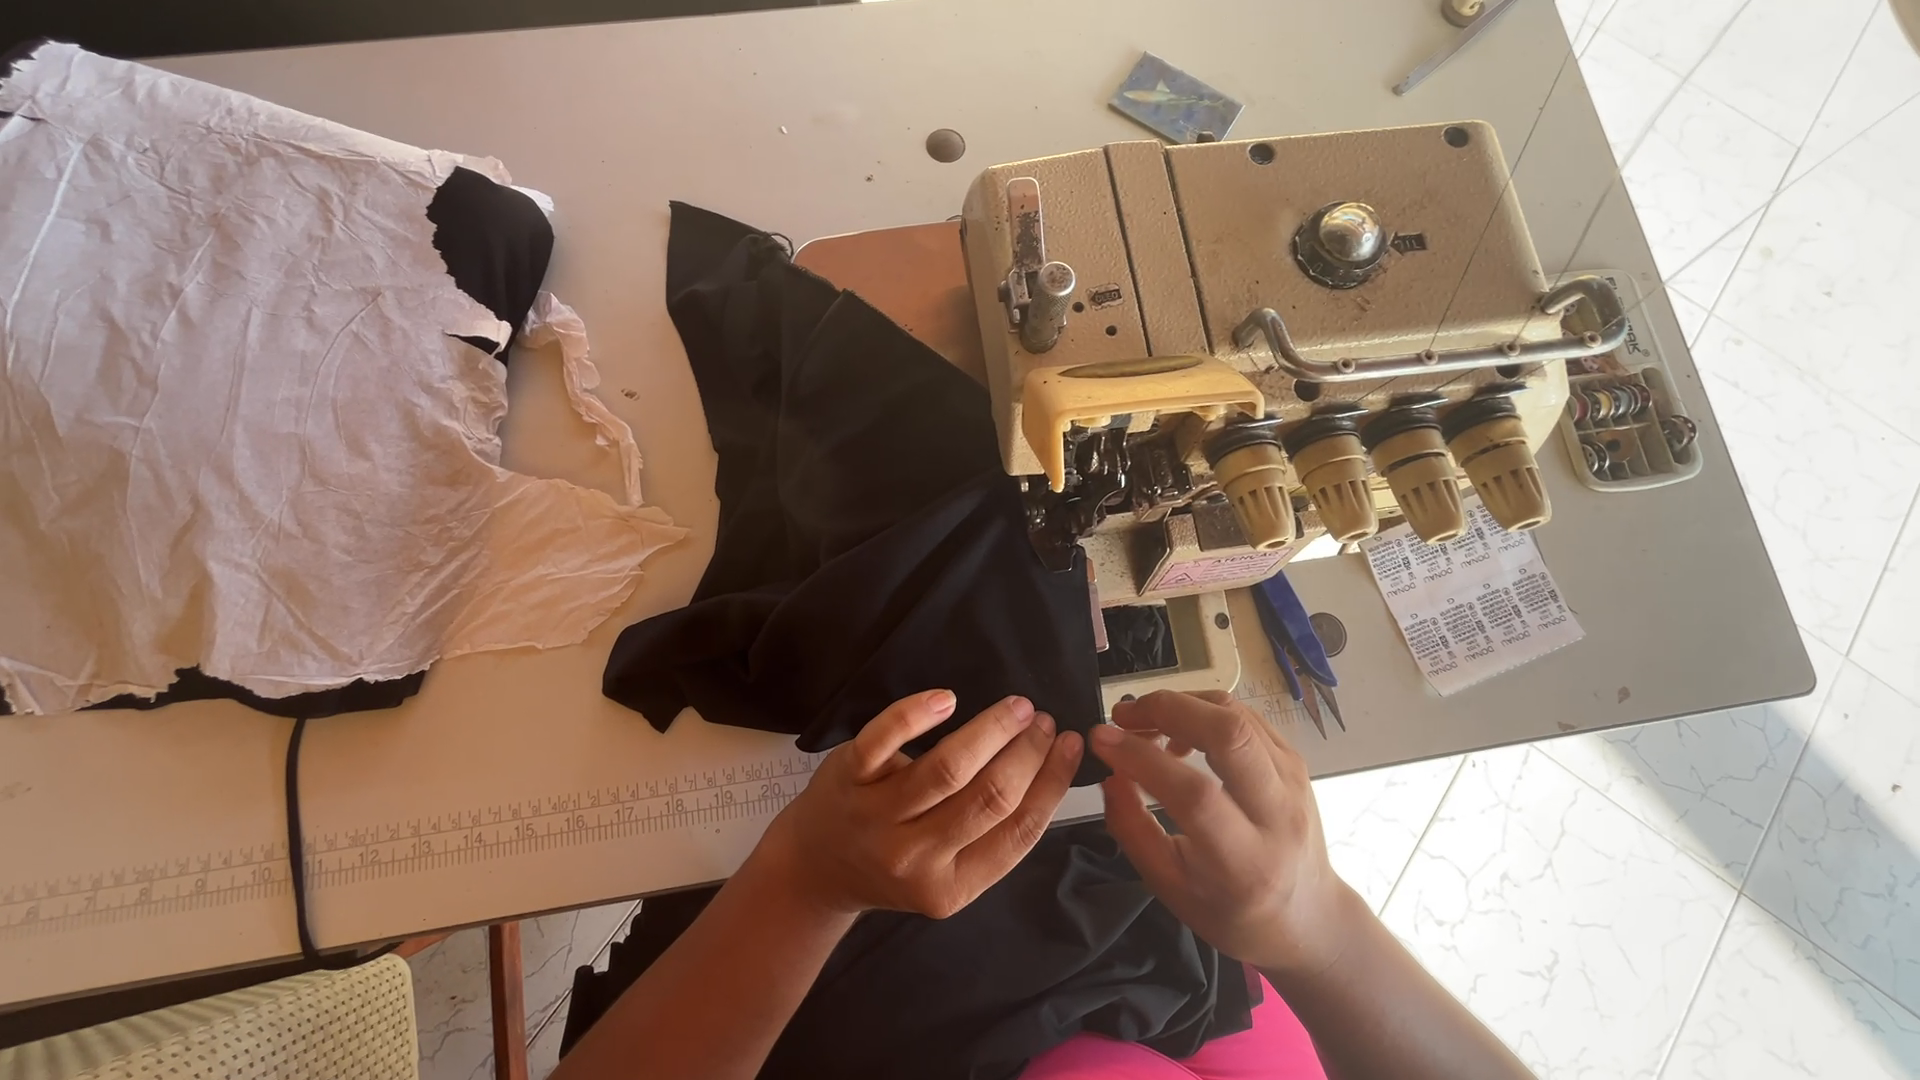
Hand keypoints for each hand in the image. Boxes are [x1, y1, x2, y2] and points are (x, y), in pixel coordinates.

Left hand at [756, 690, 1082, 918]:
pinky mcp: (849, 777)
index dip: (1052, 782)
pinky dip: (916, 715)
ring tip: (1017, 707)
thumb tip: (1048, 769)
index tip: (1071, 744)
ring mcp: (879, 817)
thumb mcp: (947, 874)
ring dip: (992, 730)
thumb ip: (990, 835)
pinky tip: (946, 697)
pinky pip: (884, 740)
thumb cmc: (894, 863)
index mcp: (952, 887)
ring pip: (947, 768)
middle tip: (1043, 720)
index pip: (1018, 832)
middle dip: (1027, 753)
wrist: (814, 869)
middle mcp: (917, 857)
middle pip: (989, 797)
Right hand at [1088, 690, 1355, 976]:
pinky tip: (1178, 730)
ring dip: (1181, 704)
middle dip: (1168, 708)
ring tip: (1145, 722)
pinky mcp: (1295, 761)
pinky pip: (1245, 716)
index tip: (1101, 739)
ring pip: (1236, 715)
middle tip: (1123, 714)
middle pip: (1230, 734)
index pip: (1195, 794)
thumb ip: (1132, 828)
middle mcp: (1278, 814)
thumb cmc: (1229, 910)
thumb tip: (1107, 770)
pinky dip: (1201, 710)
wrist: (1308, 918)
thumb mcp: (1169, 886)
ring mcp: (1293, 781)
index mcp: (1244, 861)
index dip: (1142, 758)